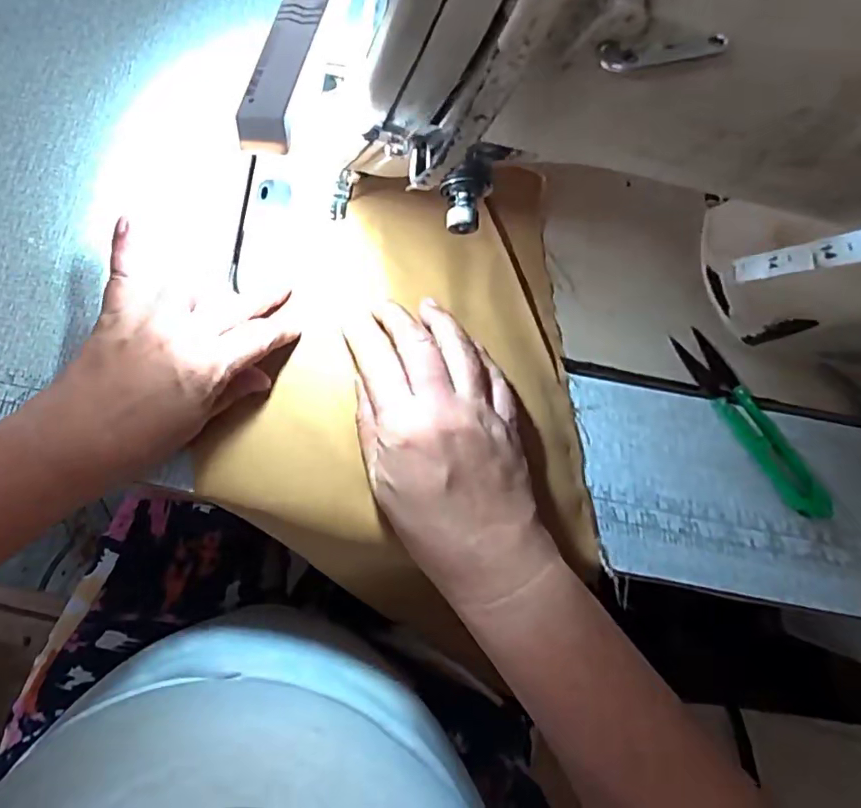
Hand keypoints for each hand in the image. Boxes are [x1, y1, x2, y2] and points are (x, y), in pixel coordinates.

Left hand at [28, 217, 301, 484]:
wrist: (76, 438)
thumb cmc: (137, 444)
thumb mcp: (193, 424)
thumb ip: (227, 394)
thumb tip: (260, 378)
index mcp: (208, 366)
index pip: (257, 340)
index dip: (280, 331)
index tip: (295, 323)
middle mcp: (184, 333)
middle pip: (234, 307)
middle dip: (264, 298)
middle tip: (284, 288)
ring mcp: (149, 316)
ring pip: (190, 287)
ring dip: (210, 289)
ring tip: (221, 292)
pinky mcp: (117, 311)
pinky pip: (125, 272)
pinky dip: (126, 247)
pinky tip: (128, 220)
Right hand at [344, 299, 559, 610]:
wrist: (491, 555)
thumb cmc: (424, 524)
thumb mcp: (379, 476)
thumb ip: (369, 422)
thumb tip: (362, 379)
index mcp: (403, 424)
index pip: (377, 360)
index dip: (362, 334)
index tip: (352, 320)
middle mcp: (442, 407)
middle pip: (418, 344)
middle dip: (396, 318)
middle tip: (382, 306)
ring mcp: (480, 410)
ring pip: (460, 349)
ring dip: (441, 322)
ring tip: (427, 306)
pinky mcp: (508, 418)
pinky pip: (492, 372)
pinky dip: (476, 350)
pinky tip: (465, 341)